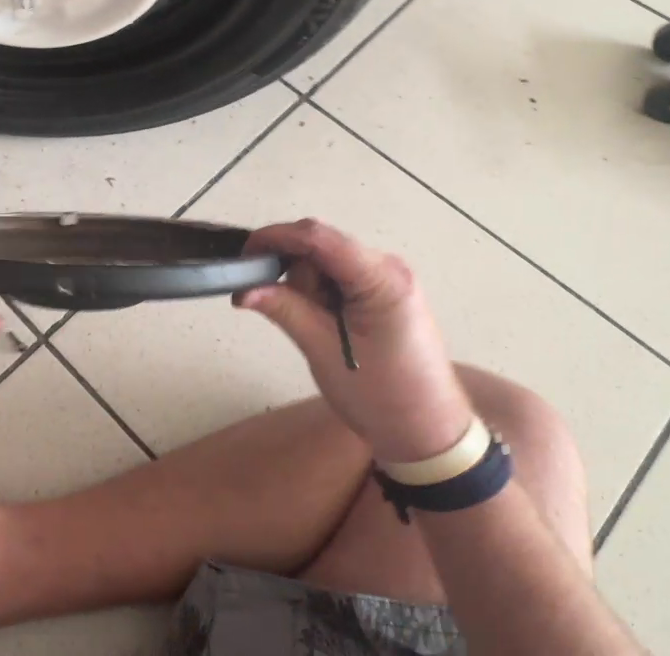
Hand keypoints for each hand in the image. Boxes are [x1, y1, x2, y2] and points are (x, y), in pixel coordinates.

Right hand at [236, 220, 473, 462]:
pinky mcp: (382, 292)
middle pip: (320, 245)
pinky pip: (337, 276)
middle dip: (290, 268)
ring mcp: (387, 278)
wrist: (428, 433)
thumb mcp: (323, 351)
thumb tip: (242, 290)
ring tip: (309, 324)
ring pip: (324, 260)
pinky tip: (318, 319)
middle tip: (277, 304)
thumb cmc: (380, 395)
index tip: (241, 257)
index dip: (274, 237)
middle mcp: (387, 267)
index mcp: (380, 278)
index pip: (317, 237)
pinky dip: (317, 291)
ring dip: (304, 283)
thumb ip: (284, 310)